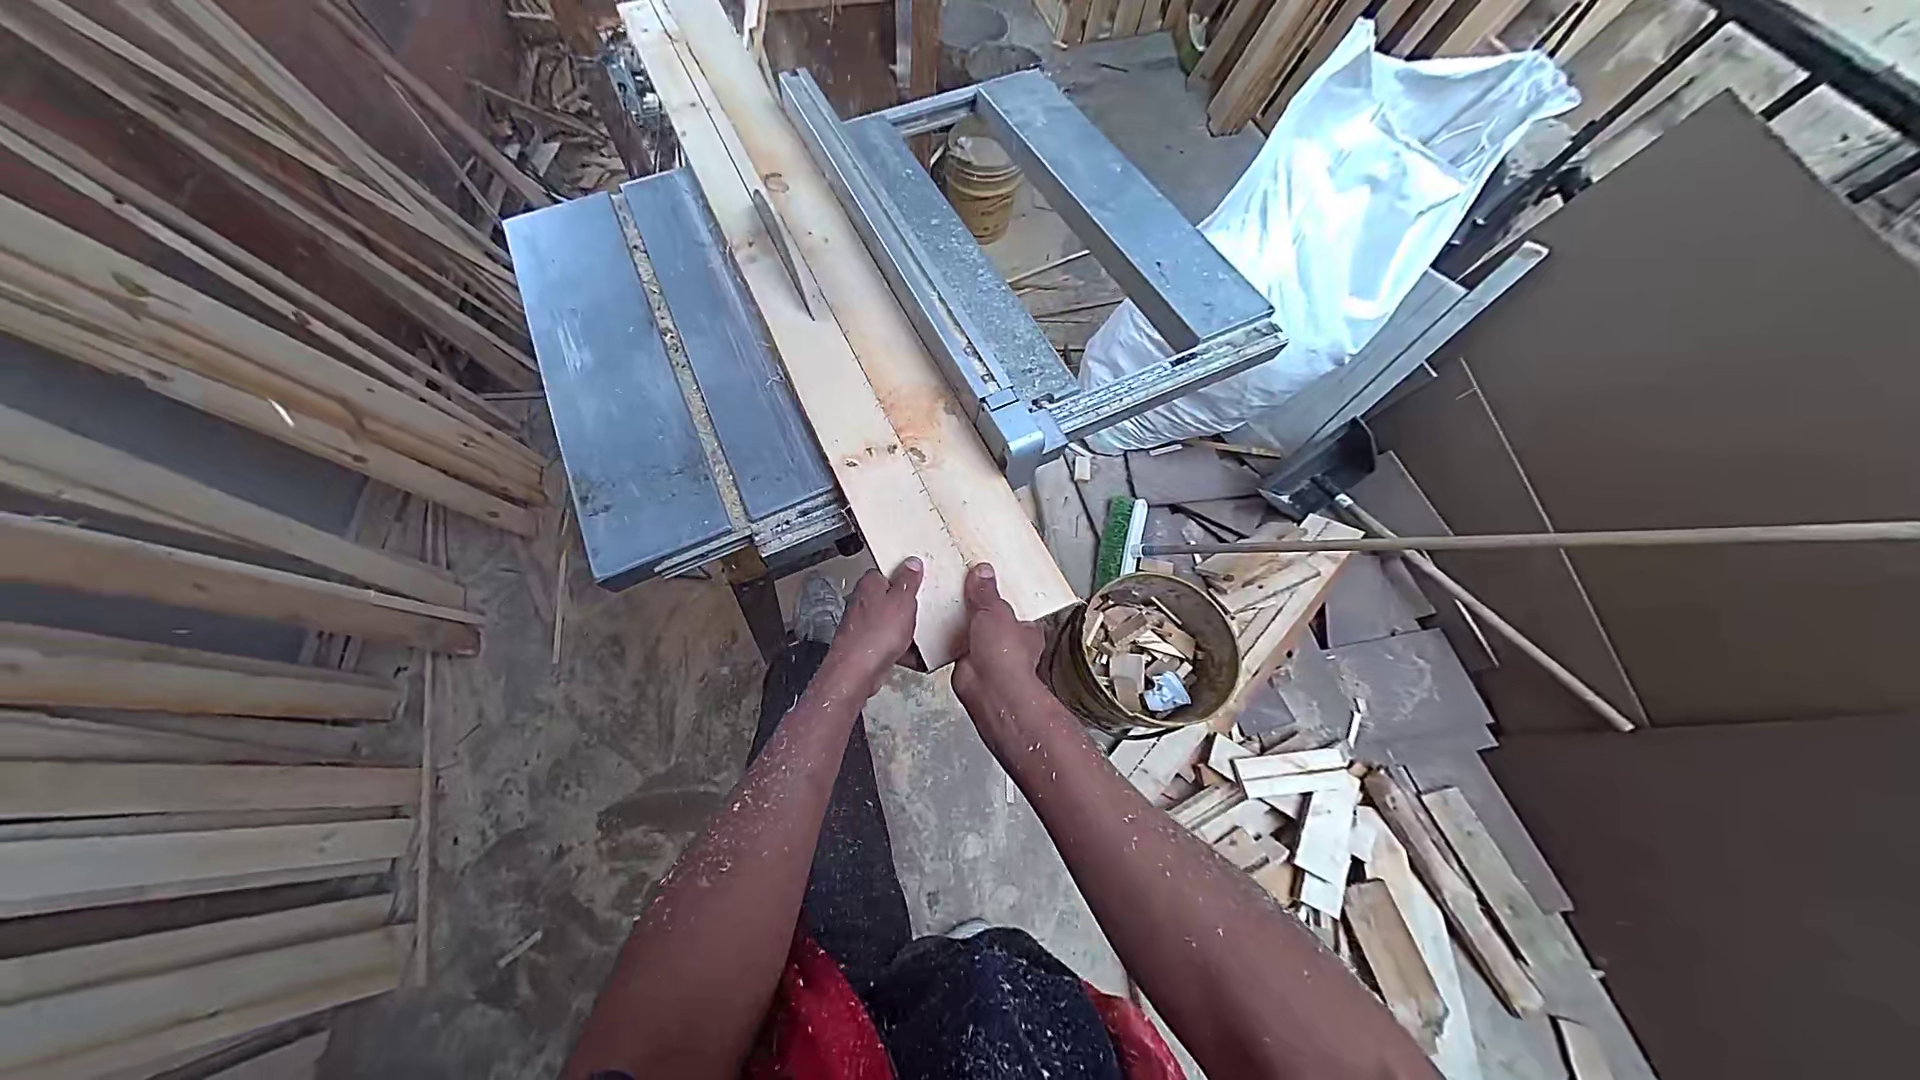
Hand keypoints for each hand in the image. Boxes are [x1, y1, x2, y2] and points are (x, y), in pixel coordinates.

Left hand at [822, 557, 922, 697]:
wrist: (858, 671)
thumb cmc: (874, 635)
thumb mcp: (903, 601)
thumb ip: (908, 580)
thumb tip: (912, 564)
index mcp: (870, 584)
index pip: (888, 571)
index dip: (906, 577)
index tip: (919, 581)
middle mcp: (863, 602)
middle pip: (892, 597)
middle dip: (908, 605)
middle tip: (920, 609)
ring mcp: (864, 624)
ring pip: (892, 621)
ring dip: (906, 628)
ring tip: (916, 633)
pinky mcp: (868, 645)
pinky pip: (891, 642)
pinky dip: (902, 647)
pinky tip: (912, 653)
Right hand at [951, 563, 1047, 743]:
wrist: (988, 688)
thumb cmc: (1007, 658)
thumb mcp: (996, 611)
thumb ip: (986, 592)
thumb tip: (983, 573)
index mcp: (1025, 629)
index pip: (1013, 604)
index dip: (999, 592)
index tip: (985, 578)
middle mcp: (1006, 642)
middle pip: (988, 615)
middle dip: (975, 604)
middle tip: (961, 586)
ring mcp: (985, 651)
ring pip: (969, 627)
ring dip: (959, 619)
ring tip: (946, 599)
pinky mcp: (965, 660)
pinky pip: (952, 640)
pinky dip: (945, 634)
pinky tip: (937, 622)